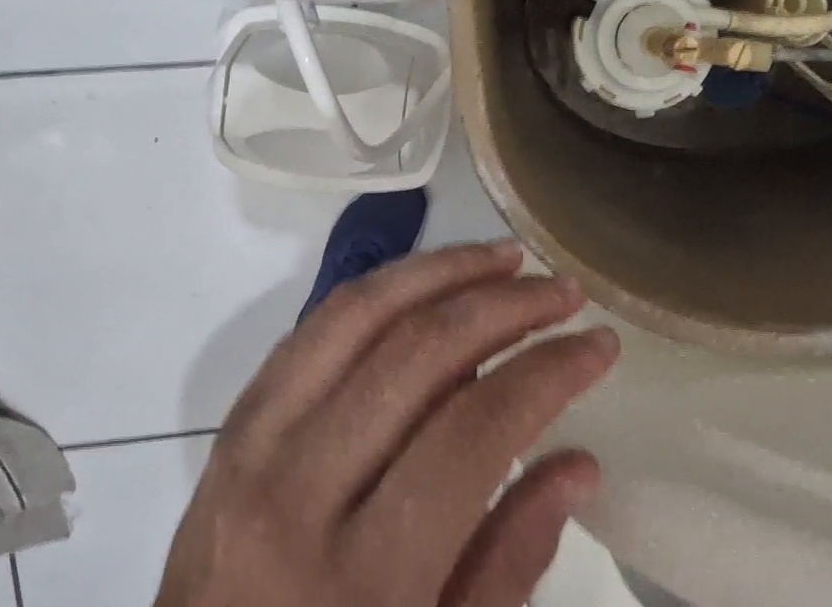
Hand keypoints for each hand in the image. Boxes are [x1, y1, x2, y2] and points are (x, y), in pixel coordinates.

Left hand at [156, 240, 618, 606]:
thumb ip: (509, 561)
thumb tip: (580, 463)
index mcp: (363, 574)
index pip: (475, 431)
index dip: (549, 371)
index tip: (600, 343)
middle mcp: (298, 495)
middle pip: (418, 354)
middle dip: (507, 305)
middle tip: (564, 290)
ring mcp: (251, 450)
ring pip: (357, 316)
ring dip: (443, 271)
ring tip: (507, 258)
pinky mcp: (231, 427)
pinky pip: (313, 329)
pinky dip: (382, 290)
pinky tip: (430, 281)